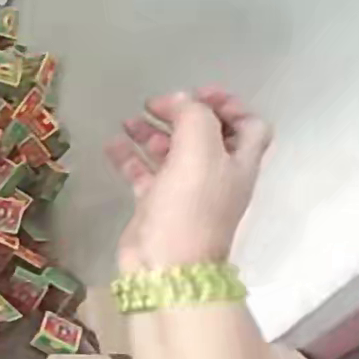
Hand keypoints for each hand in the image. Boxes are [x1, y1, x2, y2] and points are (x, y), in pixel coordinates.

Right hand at [106, 88, 272, 273]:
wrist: (166, 265)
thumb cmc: (189, 208)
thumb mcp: (199, 153)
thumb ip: (192, 118)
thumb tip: (177, 100)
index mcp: (238, 162)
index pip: (247, 125)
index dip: (228, 104)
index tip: (197, 93)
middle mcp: (214, 175)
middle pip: (203, 136)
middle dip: (181, 116)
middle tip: (153, 105)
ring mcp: (183, 192)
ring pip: (170, 154)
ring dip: (152, 134)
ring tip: (128, 120)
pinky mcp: (154, 206)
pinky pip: (143, 175)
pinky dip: (129, 158)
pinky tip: (112, 145)